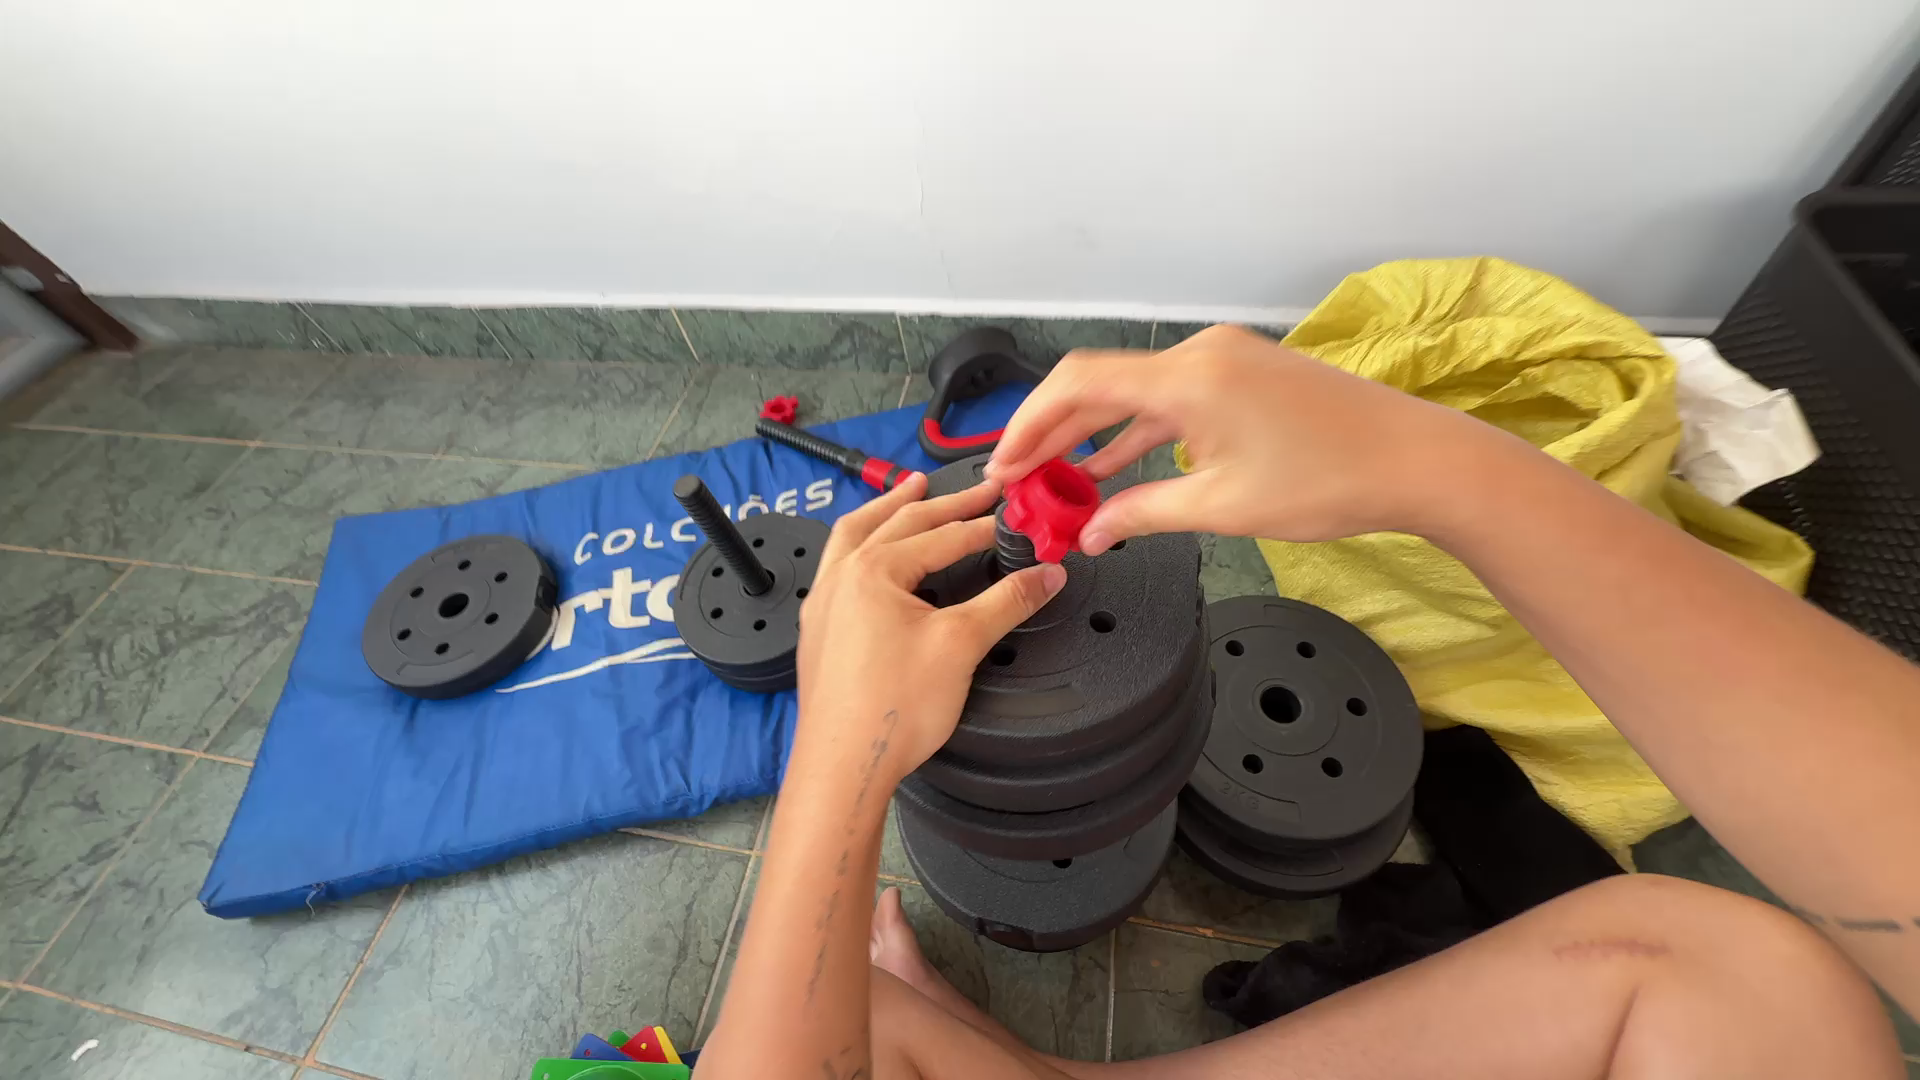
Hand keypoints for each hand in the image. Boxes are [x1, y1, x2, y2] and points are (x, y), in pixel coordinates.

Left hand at [794, 473, 1067, 779]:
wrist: (843, 766)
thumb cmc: (893, 708)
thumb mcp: (962, 645)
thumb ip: (1007, 602)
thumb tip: (1047, 576)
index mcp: (873, 570)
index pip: (943, 537)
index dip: (984, 528)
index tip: (1014, 521)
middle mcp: (840, 577)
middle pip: (898, 523)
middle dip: (942, 503)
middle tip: (978, 489)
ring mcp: (823, 603)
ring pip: (855, 536)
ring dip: (887, 510)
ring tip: (911, 490)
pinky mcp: (818, 629)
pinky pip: (838, 566)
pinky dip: (862, 544)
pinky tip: (873, 553)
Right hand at [984, 324, 1509, 550]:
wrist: (1420, 461)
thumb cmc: (1327, 482)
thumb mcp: (1220, 507)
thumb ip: (1142, 515)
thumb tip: (1090, 535)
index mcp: (1187, 378)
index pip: (1078, 385)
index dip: (1029, 424)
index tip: (1004, 466)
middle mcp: (1197, 355)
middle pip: (1097, 386)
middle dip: (1052, 433)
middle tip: (1018, 478)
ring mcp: (1220, 361)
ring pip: (1130, 394)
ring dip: (1090, 434)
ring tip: (1052, 478)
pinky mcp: (1237, 376)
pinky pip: (1166, 400)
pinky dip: (1134, 432)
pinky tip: (1108, 466)